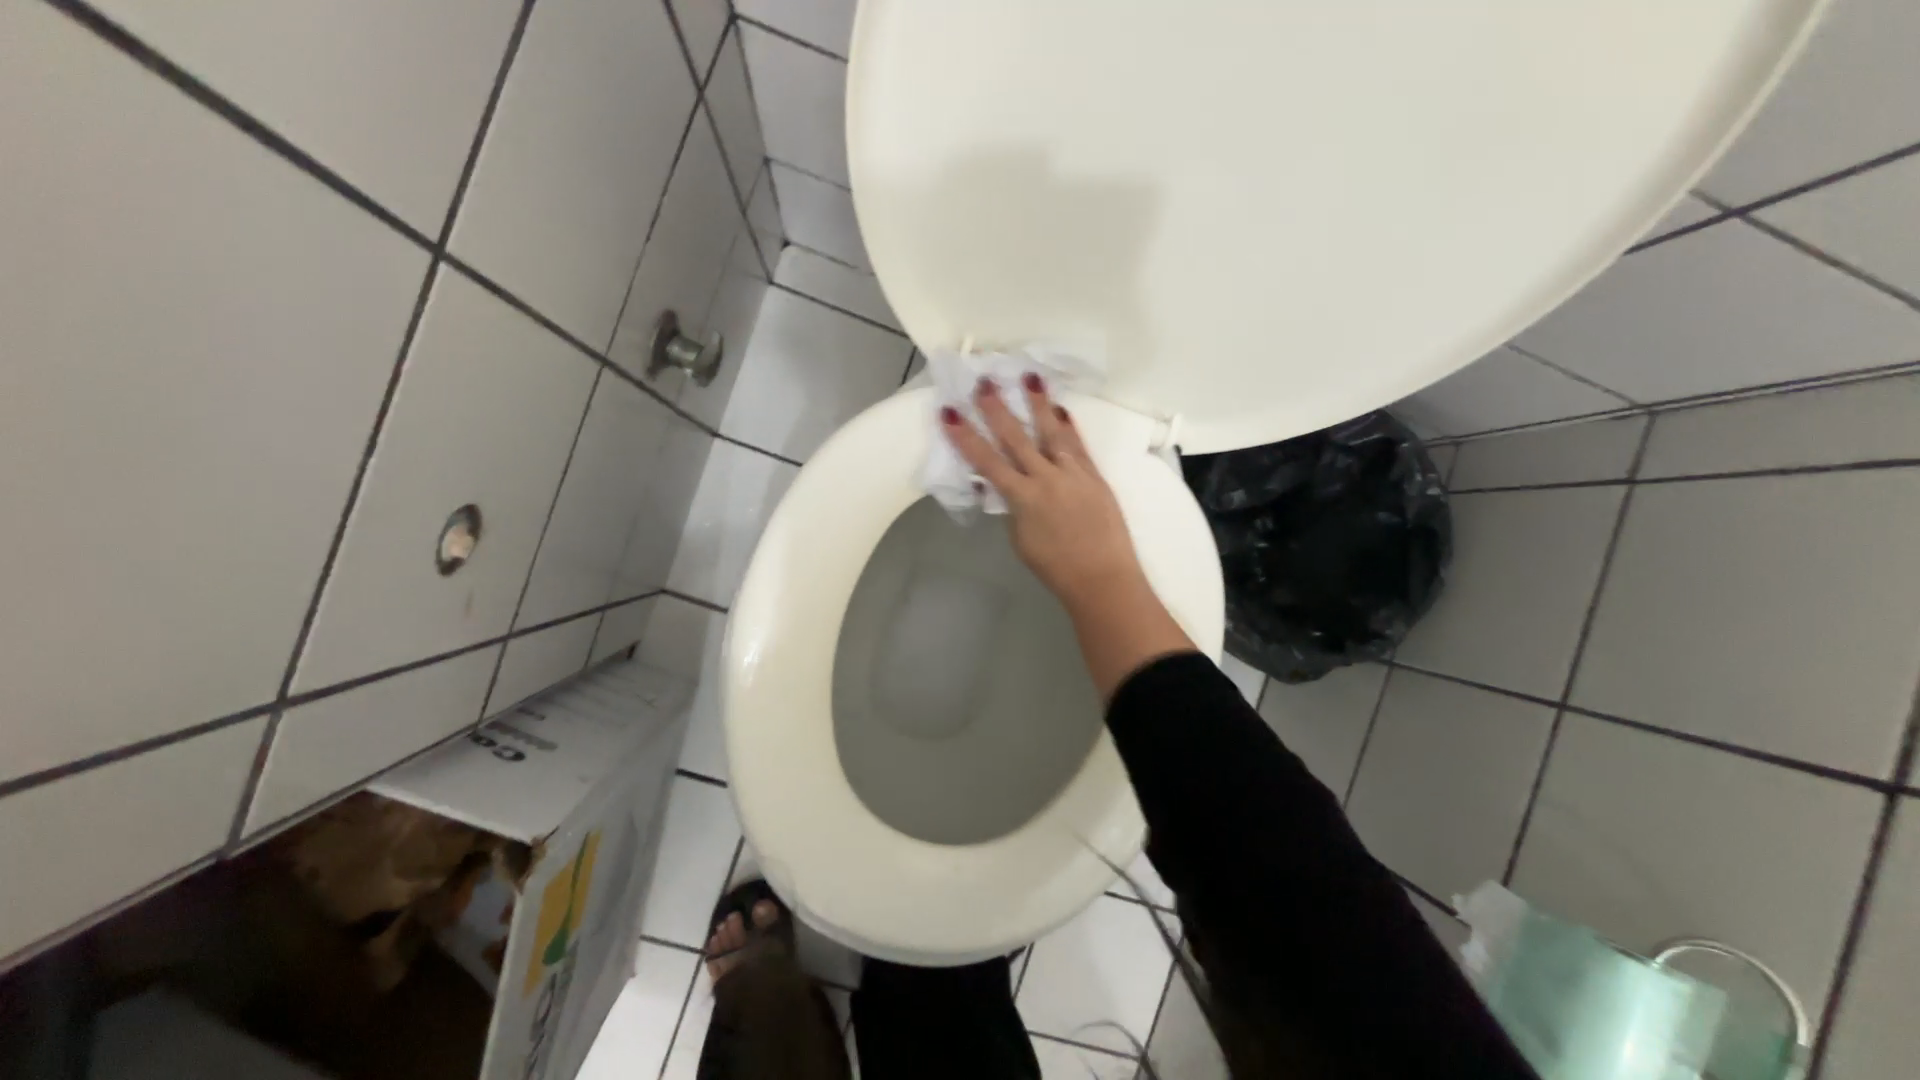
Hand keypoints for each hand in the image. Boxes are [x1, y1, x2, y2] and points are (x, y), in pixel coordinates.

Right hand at [941, 374, 1146, 606]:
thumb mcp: (1021, 541)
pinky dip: (1068, 426)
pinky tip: (1061, 409)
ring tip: (1029, 377)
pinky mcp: (1094, 475)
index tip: (950, 413)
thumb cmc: (1056, 568)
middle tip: (984, 382)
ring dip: (1038, 403)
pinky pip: (1078, 445)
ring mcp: (1073, 473)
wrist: (1102, 578)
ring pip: (1051, 431)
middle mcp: (1046, 478)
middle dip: (997, 409)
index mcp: (1022, 498)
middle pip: (1016, 437)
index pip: (987, 461)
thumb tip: (1002, 488)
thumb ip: (1012, 510)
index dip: (965, 437)